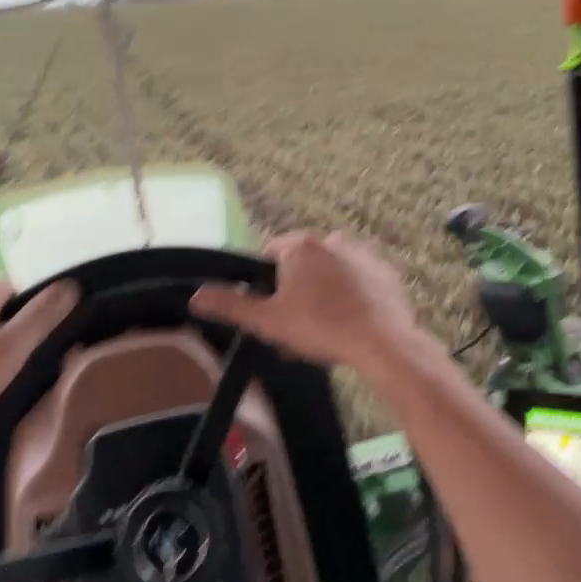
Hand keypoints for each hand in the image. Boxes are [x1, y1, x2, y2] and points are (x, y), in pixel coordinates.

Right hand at [189, 231, 422, 373]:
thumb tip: (195, 296)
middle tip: (300, 326)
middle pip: (302, 263)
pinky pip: (359, 281)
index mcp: (300, 245)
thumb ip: (231, 305)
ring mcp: (362, 254)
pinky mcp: (385, 272)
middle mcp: (331, 239)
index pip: (271, 255)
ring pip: (331, 272)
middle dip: (298, 289)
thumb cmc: (320, 327)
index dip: (269, 285)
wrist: (382, 342)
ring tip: (328, 328)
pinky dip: (354, 296)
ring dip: (325, 291)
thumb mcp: (268, 321)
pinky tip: (353, 323)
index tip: (276, 311)